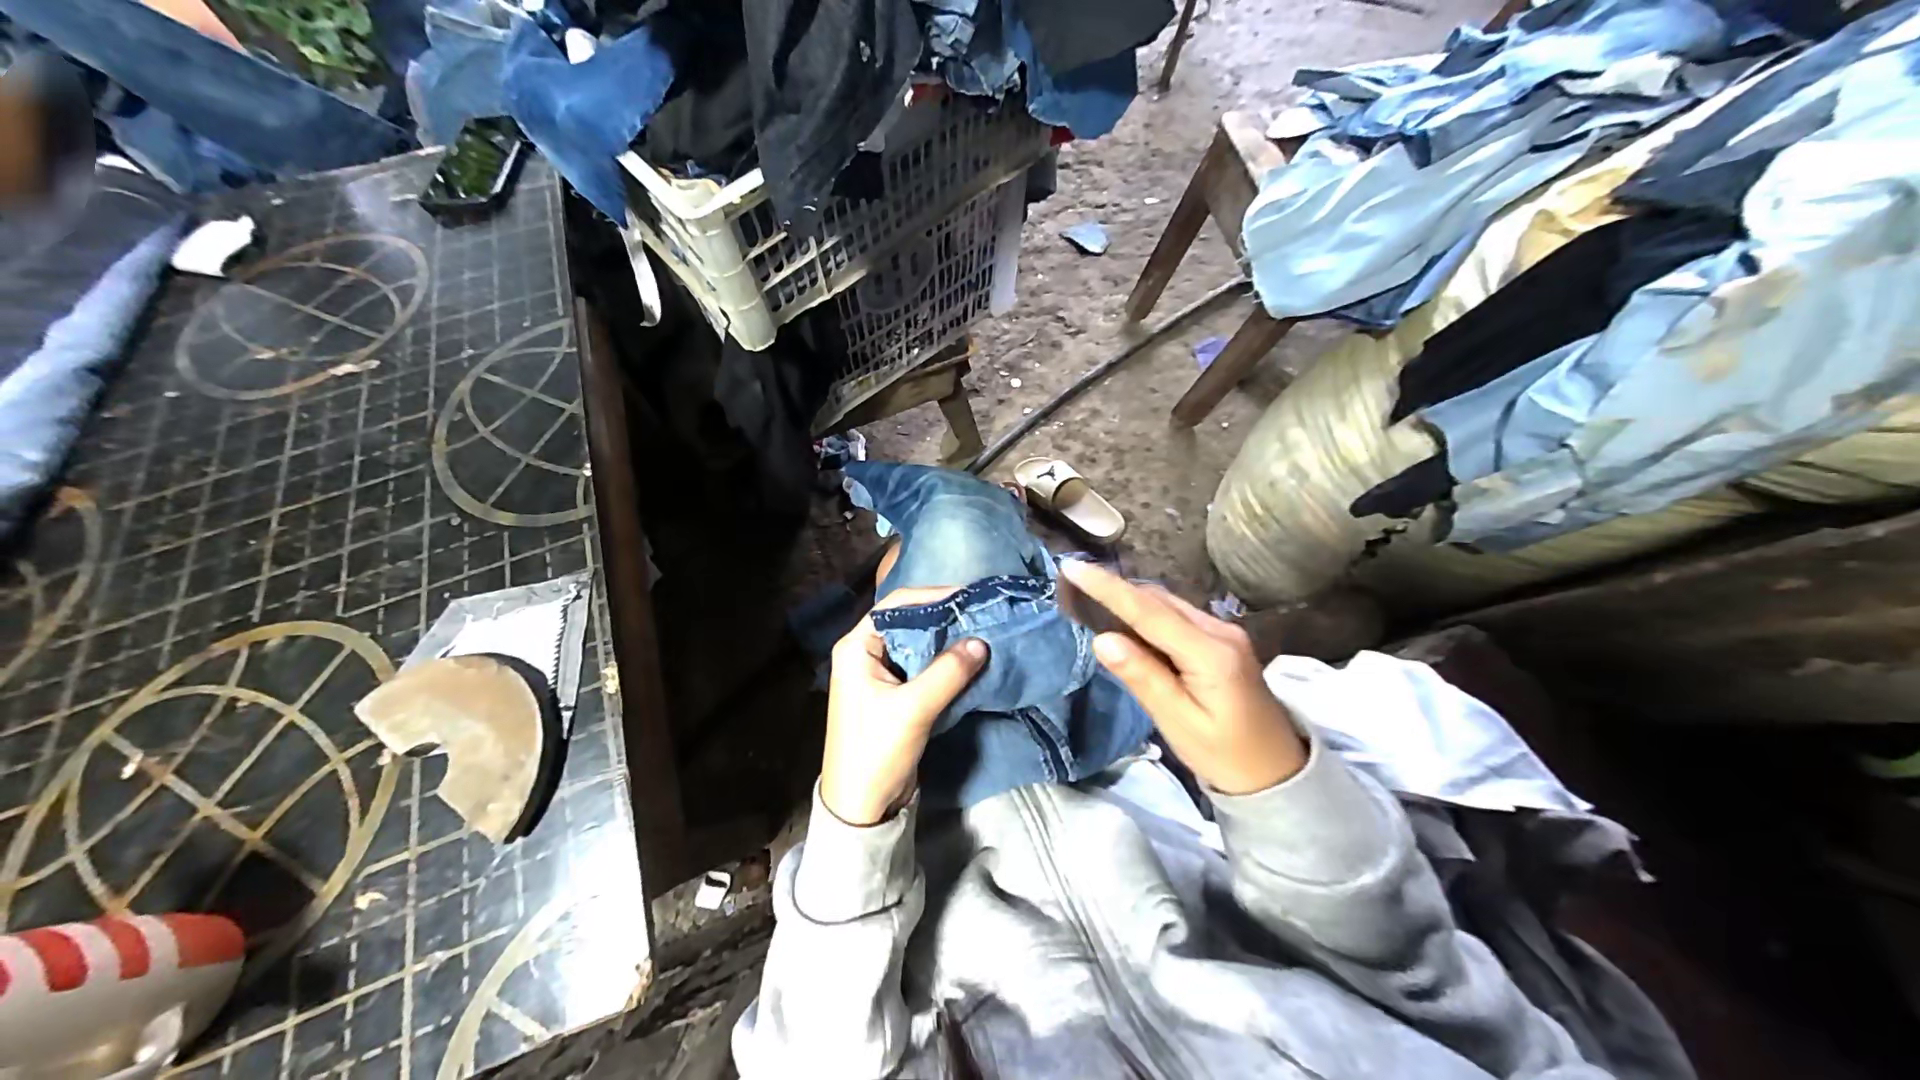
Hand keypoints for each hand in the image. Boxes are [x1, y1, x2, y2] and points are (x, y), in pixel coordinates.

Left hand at [820, 588, 987, 825]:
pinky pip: (923, 665)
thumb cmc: (876, 751)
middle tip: (983, 614)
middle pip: (909, 621)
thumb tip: (981, 641)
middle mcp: (866, 652)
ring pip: (919, 643)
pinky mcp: (896, 692)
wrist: (861, 805)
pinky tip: (972, 660)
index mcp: (857, 647)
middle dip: (946, 617)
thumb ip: (947, 672)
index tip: (971, 597)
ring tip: (984, 632)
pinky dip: (946, 661)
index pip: (897, 605)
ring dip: (948, 640)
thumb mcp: (912, 709)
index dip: (934, 596)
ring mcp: (881, 673)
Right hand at [1058, 559, 1304, 794]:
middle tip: (1071, 580)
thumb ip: (1143, 678)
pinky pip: (1177, 616)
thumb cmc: (1225, 755)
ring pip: (1168, 605)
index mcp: (1211, 654)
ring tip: (1088, 592)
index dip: (1108, 588)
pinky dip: (1147, 612)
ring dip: (1129, 597)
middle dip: (1114, 587)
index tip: (1073, 568)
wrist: (1278, 772)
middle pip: (1159, 601)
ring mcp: (1224, 633)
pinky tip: (1125, 618)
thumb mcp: (1179, 722)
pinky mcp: (1222, 641)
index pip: (1150, 612)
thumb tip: (1103, 639)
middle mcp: (1220, 632)